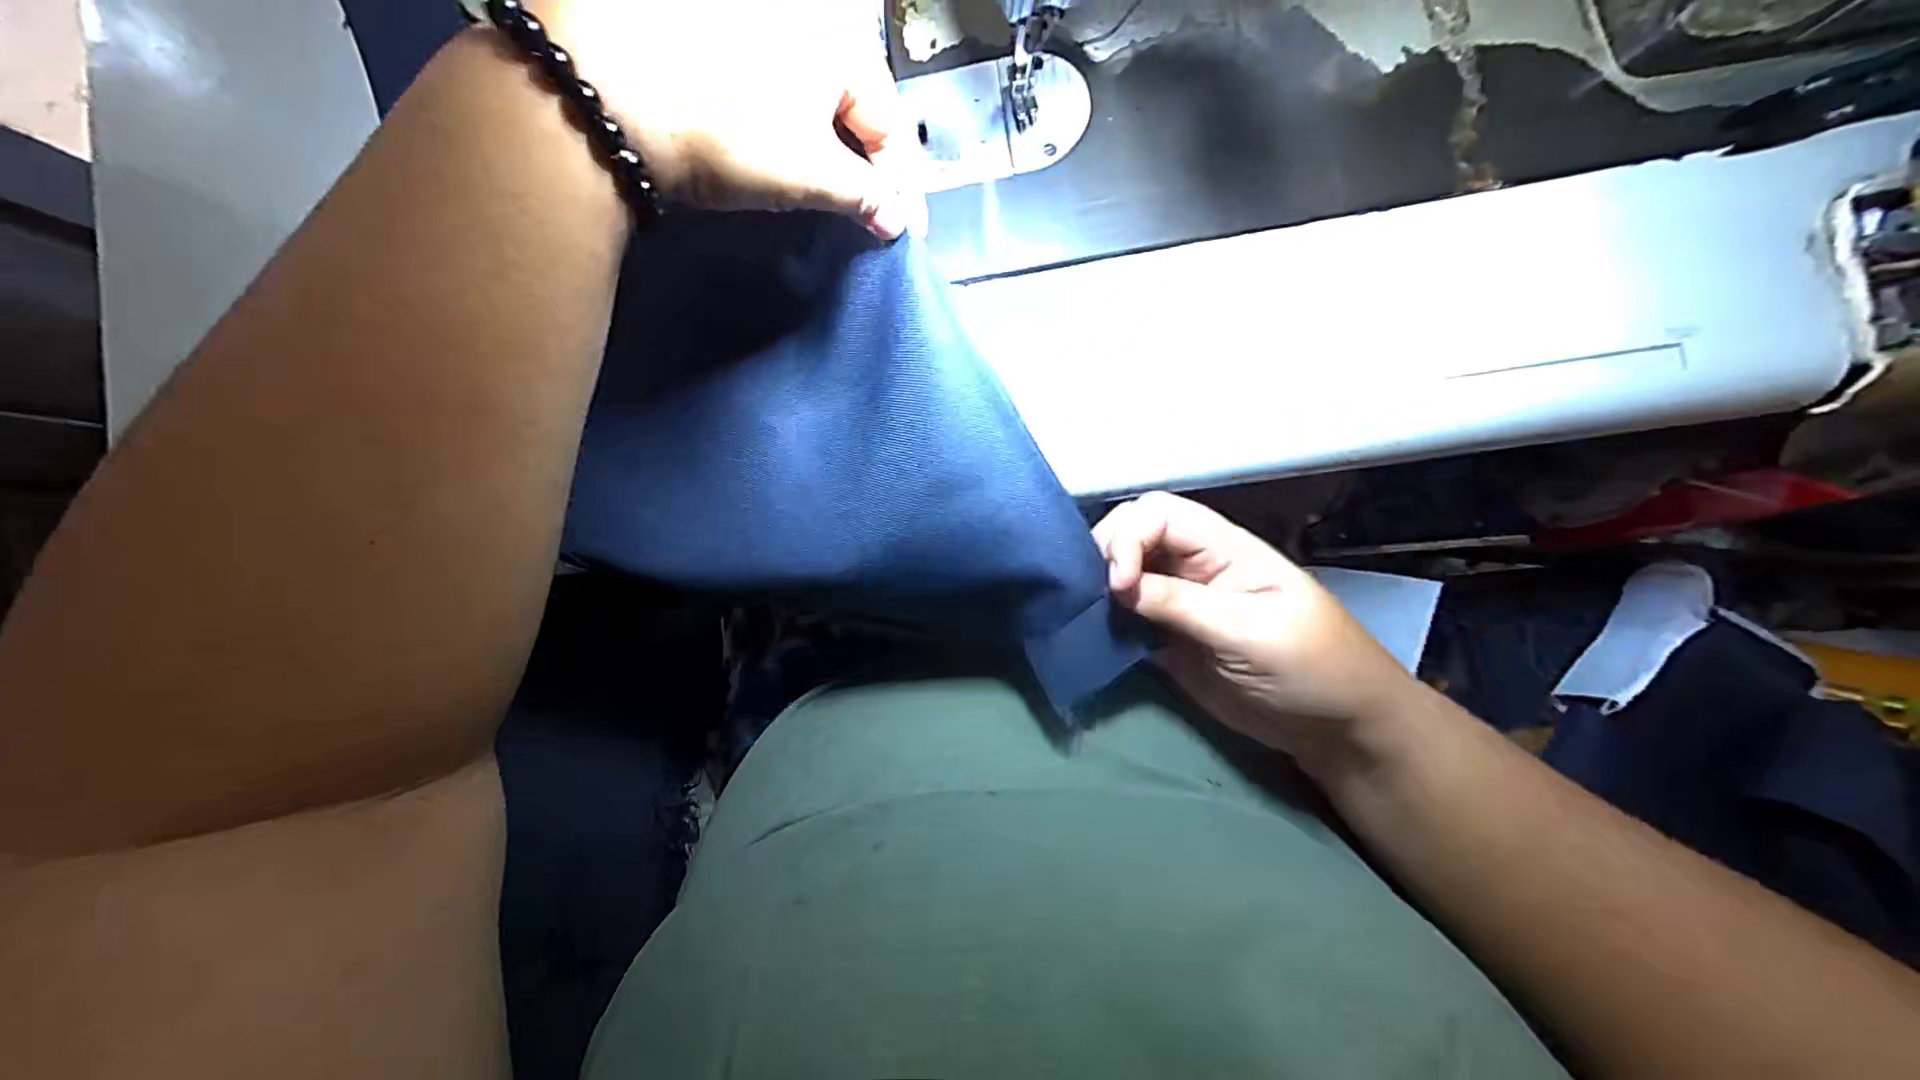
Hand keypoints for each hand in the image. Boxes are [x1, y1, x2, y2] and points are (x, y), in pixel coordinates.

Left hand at [526, 0, 924, 238]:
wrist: (598, 95)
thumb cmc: (724, 133)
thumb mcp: (808, 174)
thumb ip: (865, 198)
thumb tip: (895, 219)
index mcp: (838, 38)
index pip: (890, 125)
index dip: (903, 187)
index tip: (903, 231)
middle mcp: (801, 15)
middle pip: (853, 108)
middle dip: (866, 167)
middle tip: (867, 215)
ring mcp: (751, 20)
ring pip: (811, 97)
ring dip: (825, 149)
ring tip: (824, 193)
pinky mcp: (708, 34)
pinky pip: (770, 89)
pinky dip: (784, 127)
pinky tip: (777, 155)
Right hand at [1094, 492, 1421, 771]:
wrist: (1335, 727)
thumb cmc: (1314, 667)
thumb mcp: (1251, 631)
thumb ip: (1182, 604)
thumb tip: (1116, 585)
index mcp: (1223, 549)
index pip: (1158, 514)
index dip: (1128, 537)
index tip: (1117, 583)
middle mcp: (1193, 567)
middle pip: (1133, 535)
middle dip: (1104, 555)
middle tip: (1090, 595)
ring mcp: (1178, 603)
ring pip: (1123, 575)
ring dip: (1098, 588)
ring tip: (1084, 613)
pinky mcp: (1167, 640)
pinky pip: (1125, 618)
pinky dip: (1104, 622)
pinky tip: (1095, 634)